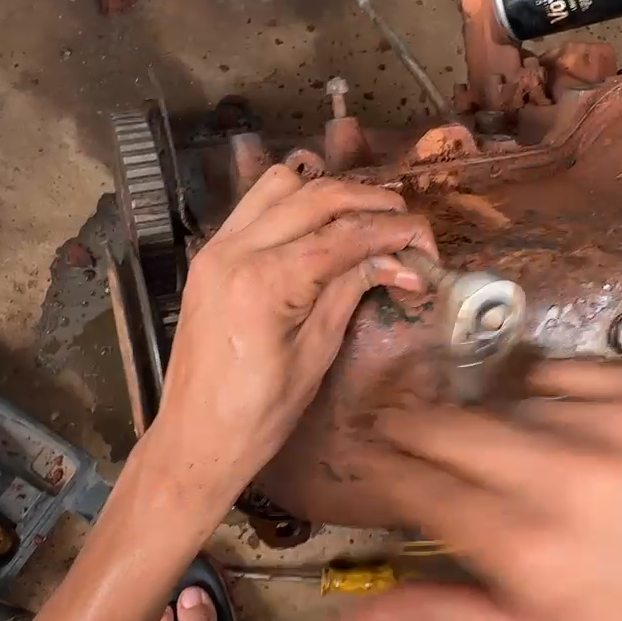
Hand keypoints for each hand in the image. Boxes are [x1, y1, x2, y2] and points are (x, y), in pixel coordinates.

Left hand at [152, 165, 434, 491]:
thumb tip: (401, 262)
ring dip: (329, 192)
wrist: (195, 436)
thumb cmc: (260, 413)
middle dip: (369, 201)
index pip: (344, 235)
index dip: (393, 232)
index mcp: (265, 282)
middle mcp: (236, 250)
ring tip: (365, 218)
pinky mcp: (209, 253)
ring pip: (281, 185)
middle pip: (316, 196)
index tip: (426, 242)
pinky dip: (294, 202)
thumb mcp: (317, 352)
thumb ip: (352, 290)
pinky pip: (254, 204)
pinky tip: (319, 225)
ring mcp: (216, 247)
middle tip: (406, 223)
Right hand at [323, 361, 621, 620]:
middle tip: (404, 429)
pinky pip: (572, 370)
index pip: (420, 485)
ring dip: (493, 415)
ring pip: (509, 392)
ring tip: (508, 444)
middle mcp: (567, 472)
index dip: (387, 468)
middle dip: (416, 426)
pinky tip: (569, 425)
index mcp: (533, 549)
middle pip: (451, 423)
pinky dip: (553, 393)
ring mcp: (619, 418)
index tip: (373, 458)